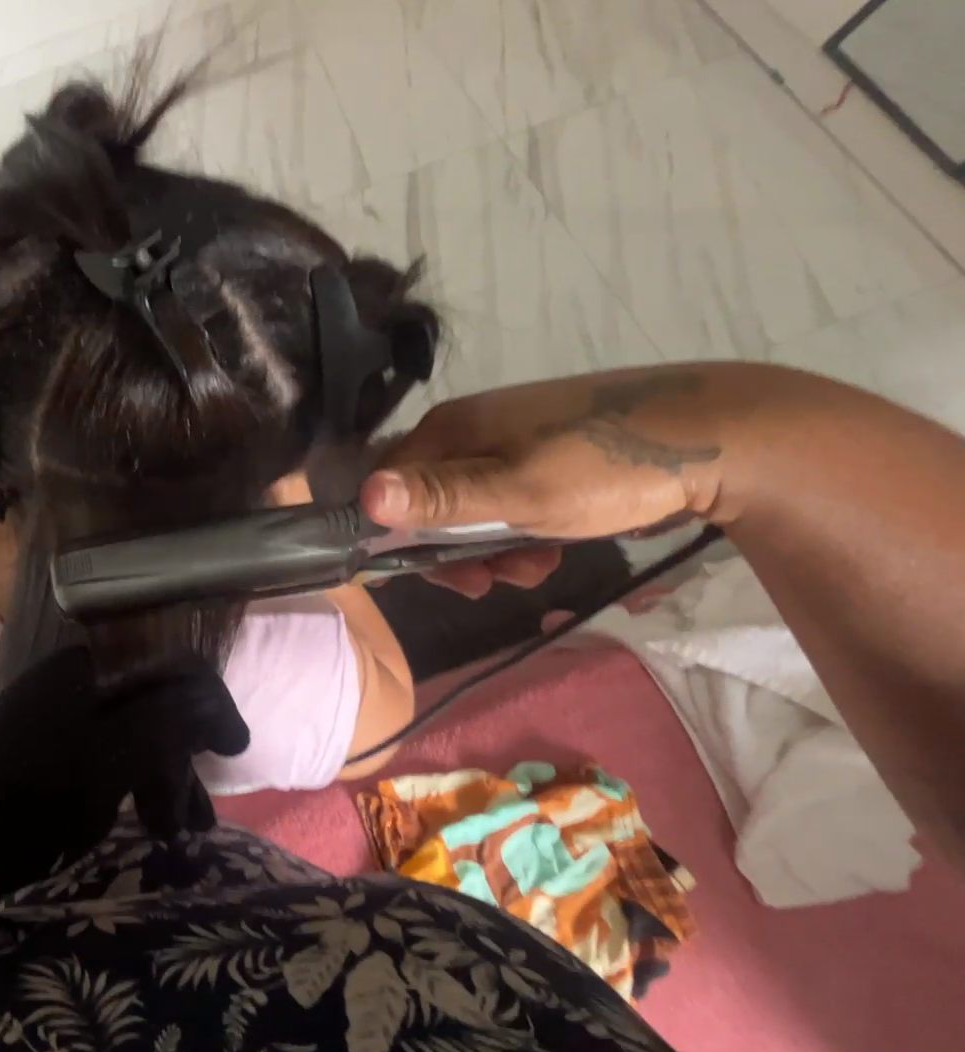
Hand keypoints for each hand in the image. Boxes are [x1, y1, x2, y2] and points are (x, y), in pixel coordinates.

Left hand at [0, 647, 247, 942]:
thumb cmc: (40, 792)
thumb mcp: (117, 756)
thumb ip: (171, 720)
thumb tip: (214, 701)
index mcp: (86, 667)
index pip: (167, 668)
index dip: (208, 707)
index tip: (233, 750)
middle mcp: (70, 682)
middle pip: (149, 707)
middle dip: (180, 761)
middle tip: (199, 817)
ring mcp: (53, 717)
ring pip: (126, 738)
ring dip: (158, 782)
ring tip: (177, 833)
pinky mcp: (42, 753)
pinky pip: (100, 758)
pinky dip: (127, 786)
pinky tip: (144, 822)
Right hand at [363, 367, 738, 595]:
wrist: (729, 434)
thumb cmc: (609, 468)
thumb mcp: (519, 493)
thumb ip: (440, 498)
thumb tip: (364, 495)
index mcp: (452, 427)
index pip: (388, 485)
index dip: (395, 535)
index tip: (425, 577)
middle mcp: (472, 424)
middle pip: (429, 498)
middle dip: (451, 549)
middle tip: (489, 585)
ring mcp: (513, 432)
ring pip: (472, 502)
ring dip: (491, 547)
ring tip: (535, 571)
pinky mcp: (550, 444)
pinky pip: (509, 493)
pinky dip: (521, 528)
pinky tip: (554, 547)